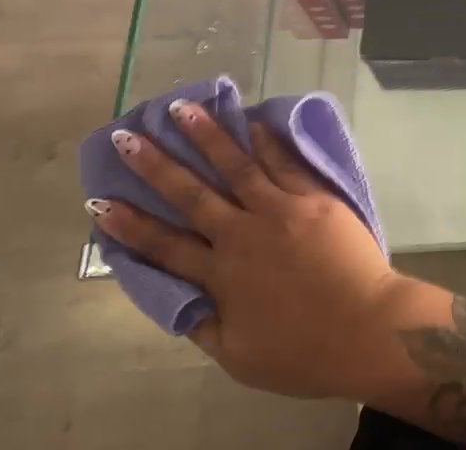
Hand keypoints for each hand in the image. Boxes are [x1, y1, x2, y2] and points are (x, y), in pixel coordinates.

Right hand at [87, 101, 406, 399]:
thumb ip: (205, 325)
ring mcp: (281, 209)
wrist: (366, 329)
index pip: (165, 245)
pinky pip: (285, 163)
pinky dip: (267, 142)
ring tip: (183, 108)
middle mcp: (244, 234)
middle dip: (157, 164)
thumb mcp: (239, 356)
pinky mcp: (315, 197)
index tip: (99, 202)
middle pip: (193, 194)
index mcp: (221, 276)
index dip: (131, 225)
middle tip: (129, 135)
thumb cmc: (303, 352)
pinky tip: (252, 123)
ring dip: (208, 135)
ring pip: (237, 165)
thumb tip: (180, 301)